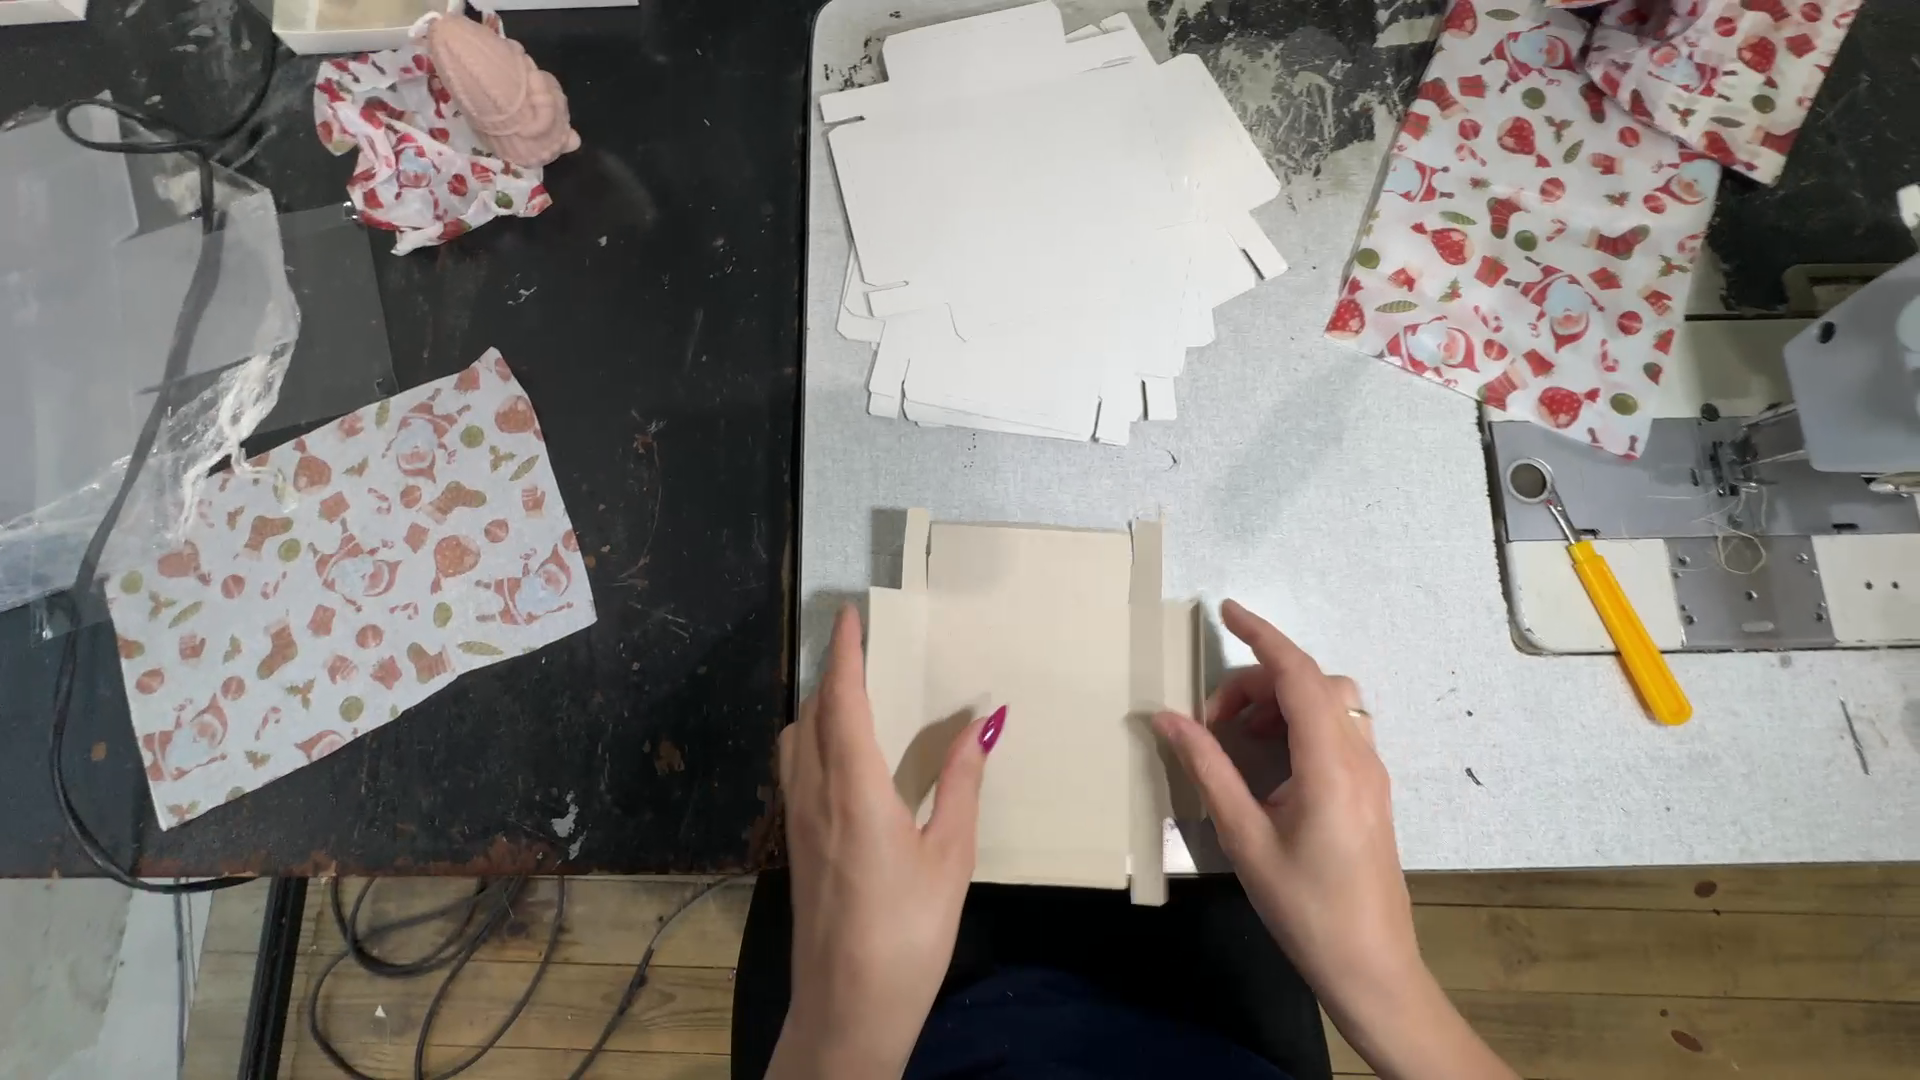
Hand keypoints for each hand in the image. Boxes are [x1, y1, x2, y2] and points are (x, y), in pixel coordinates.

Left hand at [768, 605, 1003, 1079]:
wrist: (846, 1009)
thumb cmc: (908, 934)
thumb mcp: (950, 858)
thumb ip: (961, 786)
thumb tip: (981, 726)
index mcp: (855, 789)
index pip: (842, 702)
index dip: (844, 654)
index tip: (849, 617)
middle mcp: (815, 793)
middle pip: (812, 713)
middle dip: (831, 672)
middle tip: (859, 647)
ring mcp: (797, 819)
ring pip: (795, 739)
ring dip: (816, 704)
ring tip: (851, 692)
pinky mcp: (794, 841)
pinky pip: (795, 766)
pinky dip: (809, 736)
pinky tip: (838, 752)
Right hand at [1154, 600, 1515, 1079]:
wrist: (1373, 970)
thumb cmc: (1305, 907)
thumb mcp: (1244, 837)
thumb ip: (1207, 768)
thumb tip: (1167, 717)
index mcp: (1331, 764)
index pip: (1297, 675)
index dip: (1261, 635)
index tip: (1225, 610)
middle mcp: (1360, 757)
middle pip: (1311, 683)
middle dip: (1256, 682)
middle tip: (1210, 721)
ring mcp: (1371, 772)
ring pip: (1329, 701)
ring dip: (1278, 699)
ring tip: (1236, 735)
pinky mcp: (1370, 788)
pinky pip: (1336, 727)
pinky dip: (1296, 720)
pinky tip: (1267, 757)